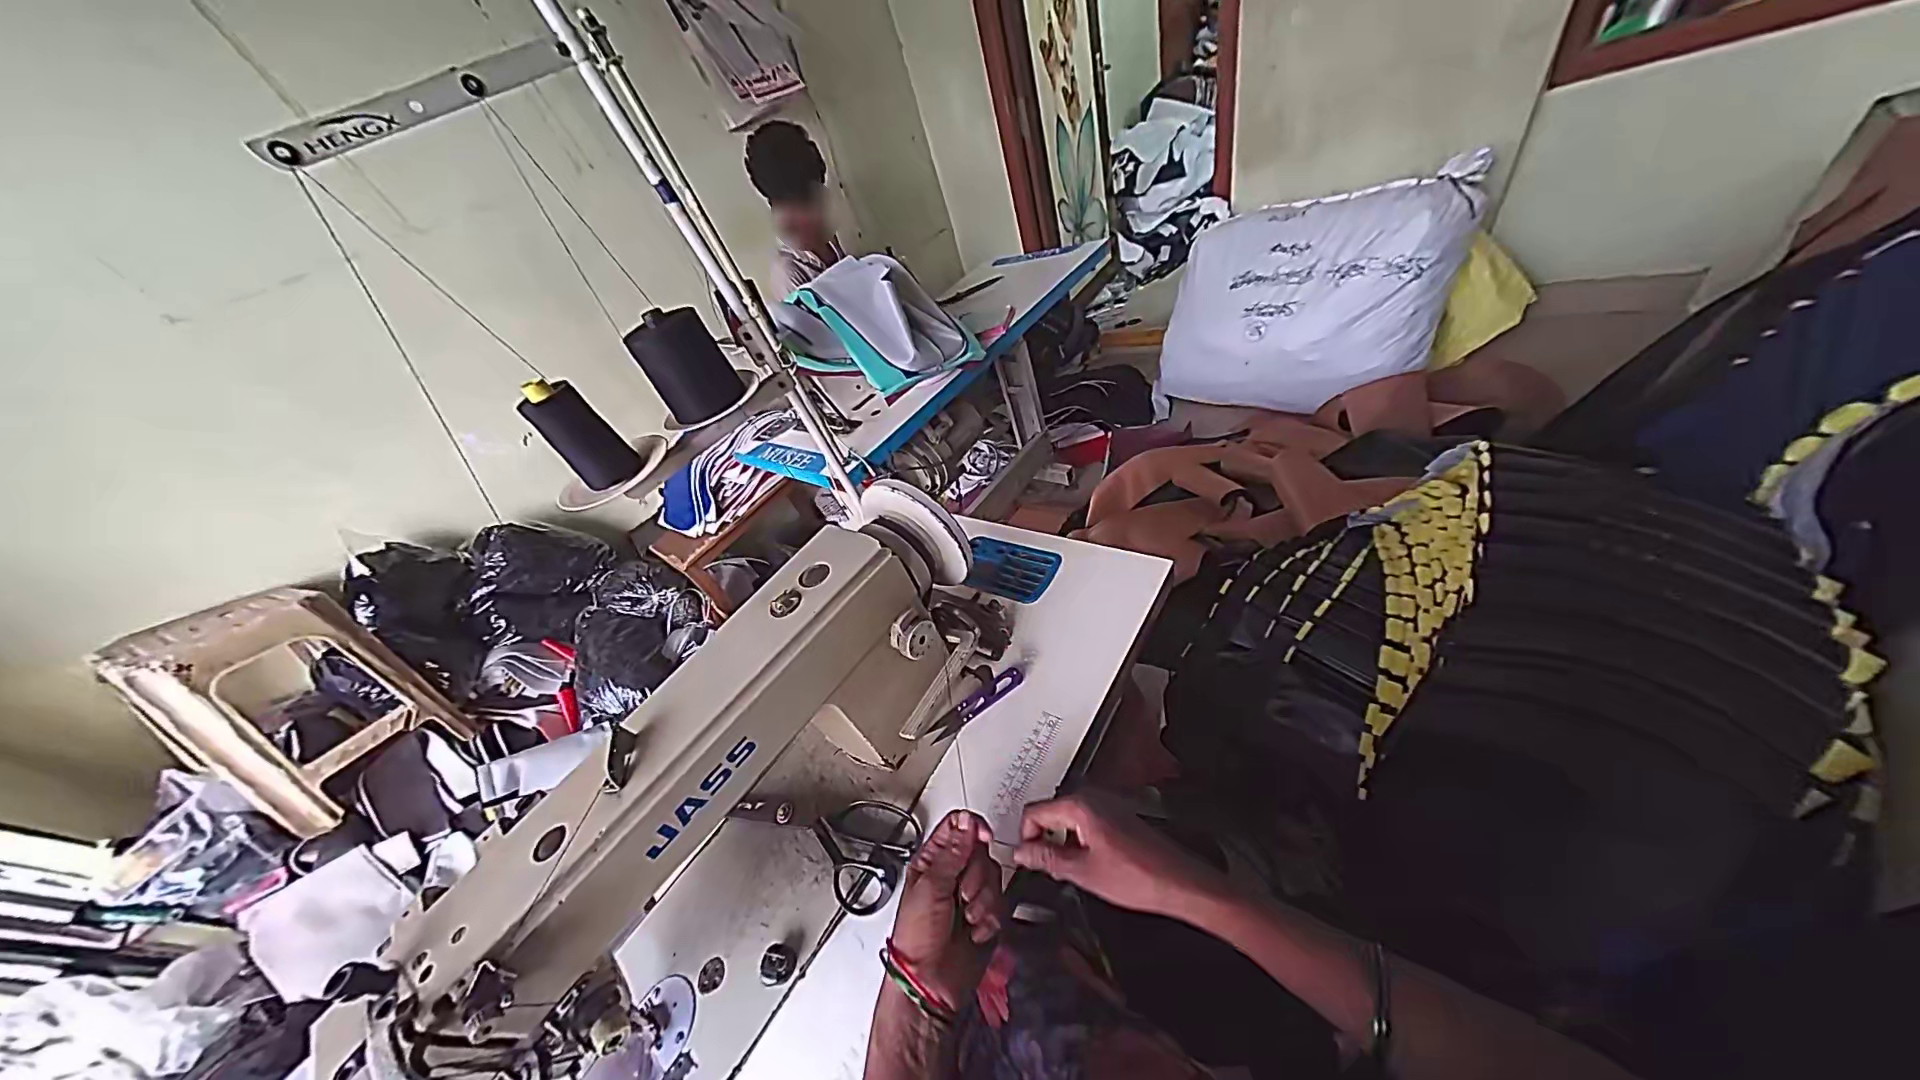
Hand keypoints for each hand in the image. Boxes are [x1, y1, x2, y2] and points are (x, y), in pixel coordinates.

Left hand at [889, 810, 1004, 1006]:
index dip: (972, 827)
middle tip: (962, 893)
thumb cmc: (916, 937)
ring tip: (967, 916)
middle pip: (980, 851)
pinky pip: (1001, 903)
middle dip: (976, 874)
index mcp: (932, 861)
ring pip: (993, 876)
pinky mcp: (986, 915)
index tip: (981, 836)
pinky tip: (974, 930)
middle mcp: (952, 873)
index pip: (957, 827)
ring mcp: (970, 894)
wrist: (930, 982)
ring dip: (983, 899)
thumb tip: (966, 823)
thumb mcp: (930, 887)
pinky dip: (990, 918)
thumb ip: (952, 853)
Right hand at [1012, 792, 1224, 916]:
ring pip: (1065, 818)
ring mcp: (1105, 804)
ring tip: (1066, 869)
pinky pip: (1083, 821)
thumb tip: (1023, 852)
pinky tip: (1086, 863)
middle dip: (1042, 838)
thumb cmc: (1140, 875)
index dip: (1025, 837)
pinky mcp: (1115, 815)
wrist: (1177, 882)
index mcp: (1080, 805)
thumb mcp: (1082, 872)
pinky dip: (1076, 839)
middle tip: (1043, 866)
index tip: (1026, 858)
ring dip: (1059, 840)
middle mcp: (1092, 797)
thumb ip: (1046, 859)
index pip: (1034, 812)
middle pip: (1049, 812)